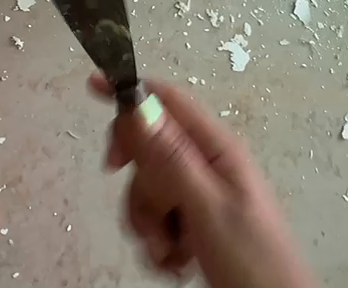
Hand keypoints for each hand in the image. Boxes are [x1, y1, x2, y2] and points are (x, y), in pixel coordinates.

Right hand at [89, 75, 317, 287]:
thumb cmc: (253, 261)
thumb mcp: (208, 208)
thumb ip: (172, 157)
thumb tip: (141, 105)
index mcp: (216, 147)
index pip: (167, 101)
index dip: (131, 92)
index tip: (94, 87)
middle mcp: (206, 162)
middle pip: (149, 146)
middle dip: (138, 181)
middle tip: (145, 212)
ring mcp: (199, 191)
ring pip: (147, 184)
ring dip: (147, 219)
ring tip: (169, 251)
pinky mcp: (193, 219)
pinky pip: (155, 214)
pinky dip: (156, 238)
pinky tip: (174, 260)